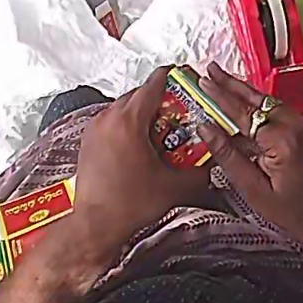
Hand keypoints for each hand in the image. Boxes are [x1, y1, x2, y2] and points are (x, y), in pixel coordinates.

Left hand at [55, 67, 211, 285]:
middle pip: (139, 94)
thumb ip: (200, 171)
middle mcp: (108, 118)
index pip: (154, 83)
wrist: (95, 225)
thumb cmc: (129, 205)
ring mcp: (94, 128)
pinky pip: (112, 121)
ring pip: (124, 107)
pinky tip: (141, 146)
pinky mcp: (88, 141)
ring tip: (163, 132)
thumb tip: (214, 162)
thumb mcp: (174, 186)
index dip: (175, 77)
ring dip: (144, 113)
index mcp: (129, 121)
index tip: (188, 79)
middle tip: (182, 112)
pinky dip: (128, 126)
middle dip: (162, 99)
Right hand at [197, 64, 302, 247]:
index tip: (202, 81)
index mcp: (282, 141)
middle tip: (209, 68)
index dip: (220, 96)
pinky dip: (258, 101)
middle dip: (231, 83)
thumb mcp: (252, 189)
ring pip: (268, 101)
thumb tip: (204, 127)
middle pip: (257, 99)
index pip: (243, 112)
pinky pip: (278, 109)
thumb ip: (228, 155)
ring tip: (221, 77)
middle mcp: (296, 126)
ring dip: (244, 90)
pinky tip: (244, 97)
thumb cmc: (290, 212)